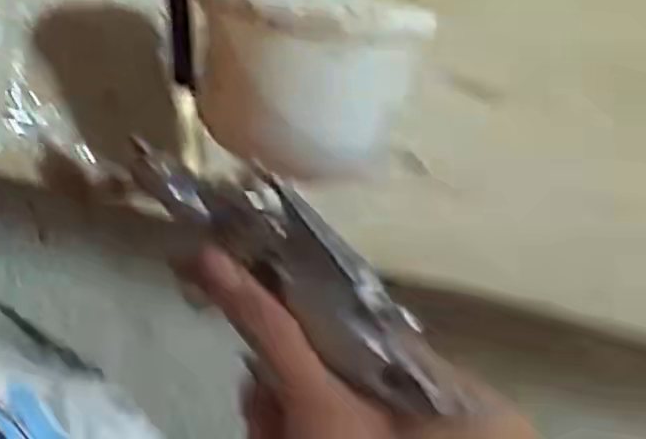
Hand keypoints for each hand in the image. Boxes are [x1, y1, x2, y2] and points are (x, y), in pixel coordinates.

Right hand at [183, 249, 537, 438]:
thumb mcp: (315, 404)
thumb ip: (265, 322)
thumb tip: (206, 250)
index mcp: (463, 394)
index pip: (354, 315)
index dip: (288, 302)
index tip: (232, 296)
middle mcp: (461, 415)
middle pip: (335, 356)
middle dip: (279, 375)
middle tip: (260, 403)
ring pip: (327, 391)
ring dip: (280, 406)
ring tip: (268, 431)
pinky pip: (336, 422)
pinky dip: (298, 427)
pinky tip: (279, 437)